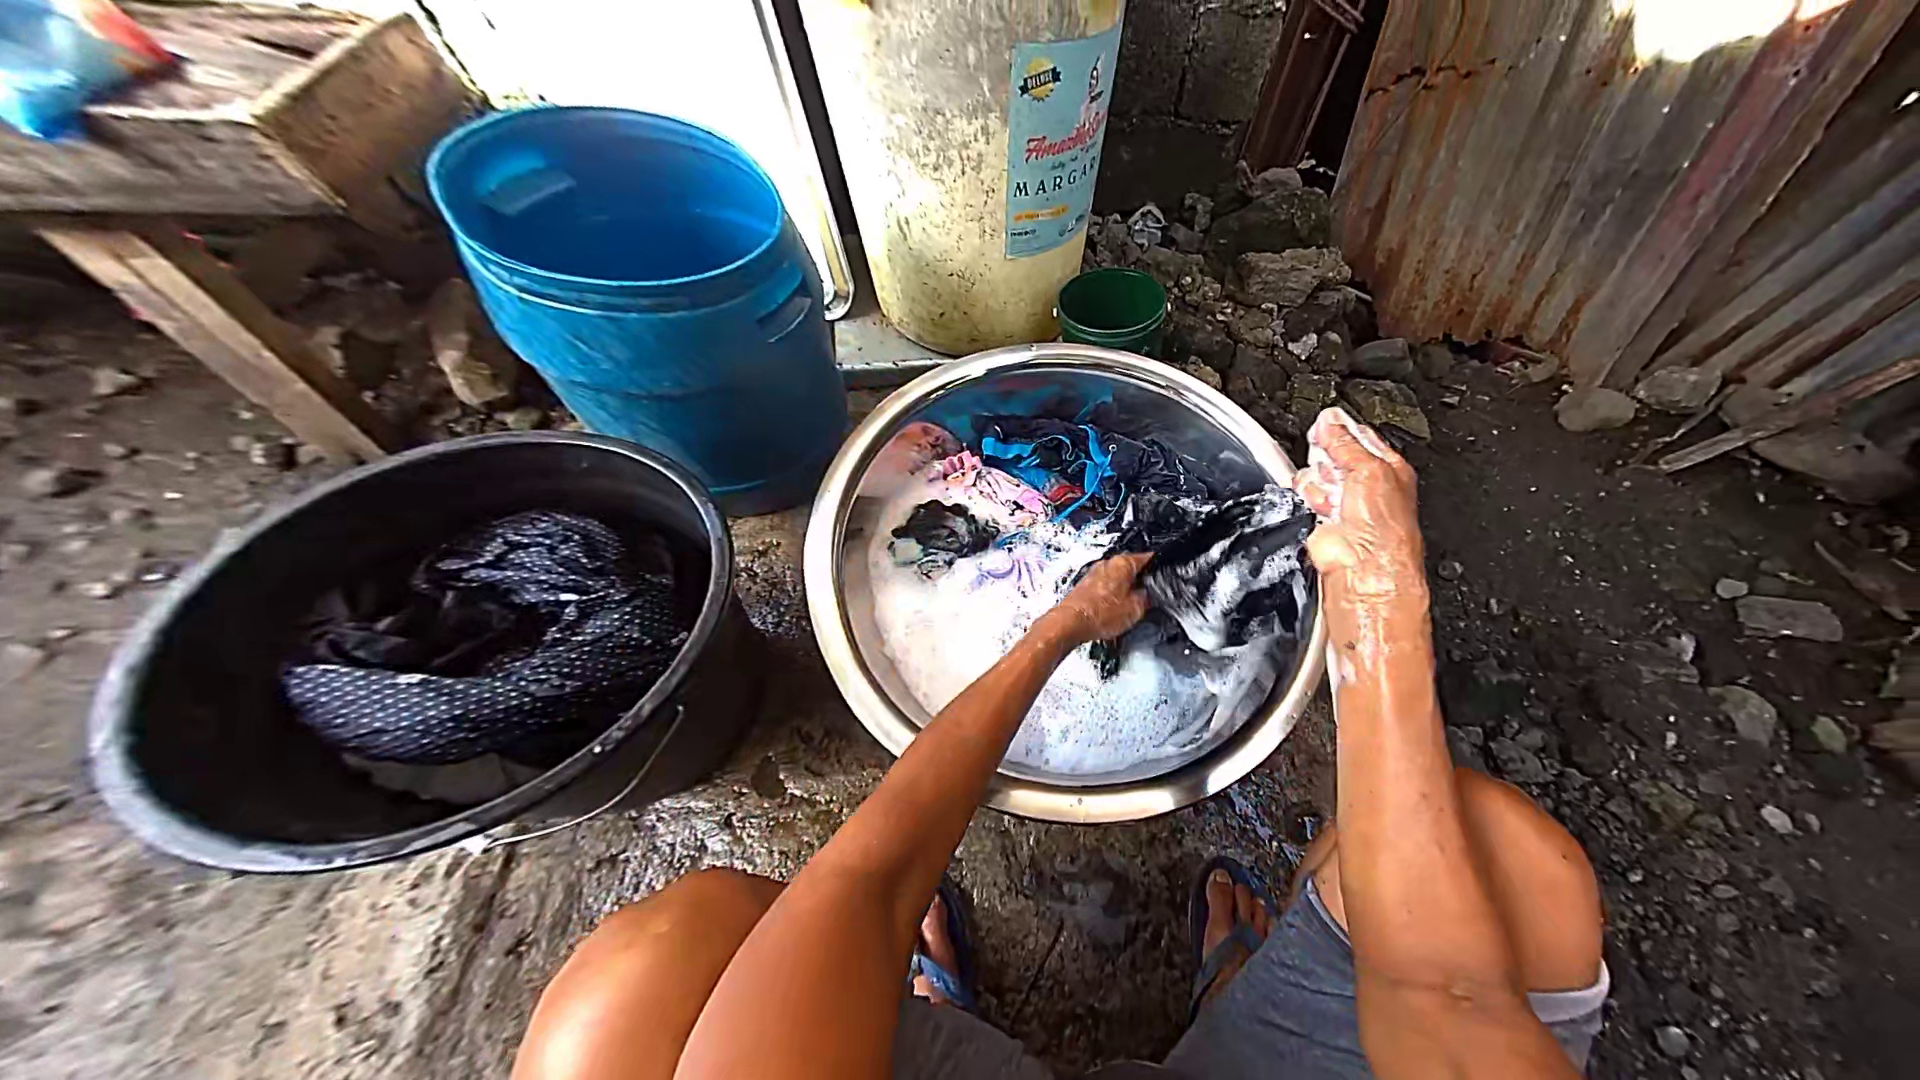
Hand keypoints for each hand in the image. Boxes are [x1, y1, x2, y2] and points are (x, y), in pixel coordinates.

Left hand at [1042, 552, 1150, 645]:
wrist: (1069, 624)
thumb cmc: (1098, 614)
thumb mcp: (1136, 608)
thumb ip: (1148, 597)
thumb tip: (1150, 594)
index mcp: (1122, 563)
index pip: (1148, 558)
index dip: (1159, 567)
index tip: (1164, 574)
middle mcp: (1106, 564)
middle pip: (1131, 569)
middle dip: (1140, 582)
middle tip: (1147, 599)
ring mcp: (1094, 574)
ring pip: (1117, 579)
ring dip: (1124, 591)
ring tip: (1127, 609)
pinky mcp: (1085, 586)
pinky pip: (1105, 588)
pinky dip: (1110, 597)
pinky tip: (1111, 612)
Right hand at [1290, 407, 1425, 603]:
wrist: (1361, 565)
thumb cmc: (1384, 528)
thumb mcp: (1369, 468)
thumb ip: (1347, 442)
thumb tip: (1330, 422)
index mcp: (1386, 470)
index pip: (1358, 438)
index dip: (1341, 429)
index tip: (1327, 422)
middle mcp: (1364, 486)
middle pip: (1331, 456)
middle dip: (1326, 458)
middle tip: (1332, 465)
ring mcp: (1339, 504)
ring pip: (1313, 476)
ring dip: (1318, 483)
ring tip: (1330, 494)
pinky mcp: (1317, 519)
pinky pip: (1302, 497)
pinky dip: (1307, 498)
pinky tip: (1319, 505)